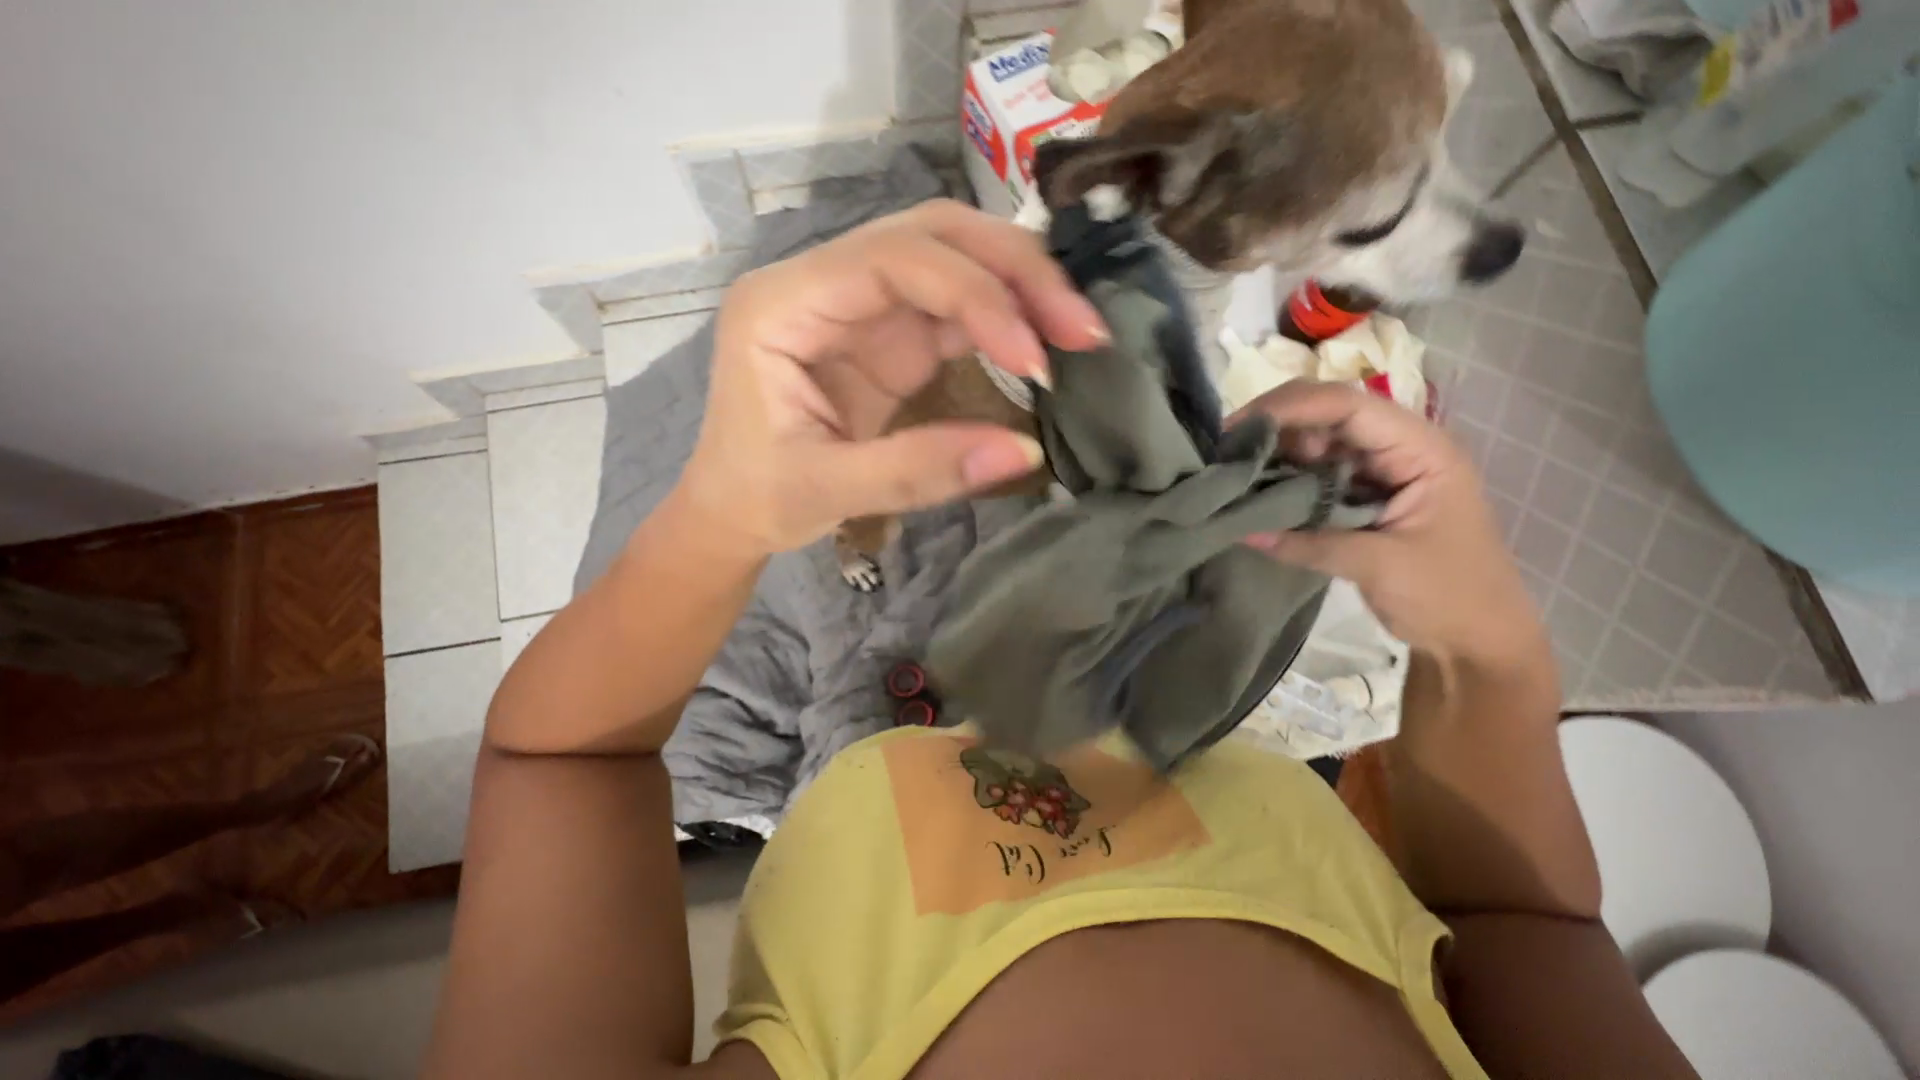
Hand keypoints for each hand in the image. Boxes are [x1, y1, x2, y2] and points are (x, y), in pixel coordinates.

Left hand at [676, 200, 1108, 555]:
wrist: (734, 511)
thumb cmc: (757, 496)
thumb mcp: (825, 490)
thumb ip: (918, 470)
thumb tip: (1024, 452)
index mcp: (784, 302)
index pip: (893, 258)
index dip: (974, 294)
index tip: (1032, 360)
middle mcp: (824, 282)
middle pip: (932, 235)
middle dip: (1012, 270)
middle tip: (1078, 326)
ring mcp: (861, 303)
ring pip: (954, 257)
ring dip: (1020, 286)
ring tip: (1078, 332)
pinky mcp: (890, 333)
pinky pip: (958, 305)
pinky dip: (1006, 319)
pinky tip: (1045, 345)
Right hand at [1238, 381, 1547, 667]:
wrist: (1480, 642)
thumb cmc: (1450, 597)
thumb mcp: (1380, 567)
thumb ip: (1310, 543)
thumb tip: (1242, 529)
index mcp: (1421, 450)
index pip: (1348, 406)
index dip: (1290, 408)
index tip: (1236, 430)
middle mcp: (1399, 449)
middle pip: (1327, 415)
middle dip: (1275, 427)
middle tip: (1222, 452)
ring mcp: (1380, 472)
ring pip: (1317, 444)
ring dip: (1275, 454)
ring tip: (1229, 471)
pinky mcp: (1363, 497)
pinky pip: (1317, 476)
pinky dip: (1285, 480)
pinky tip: (1252, 492)